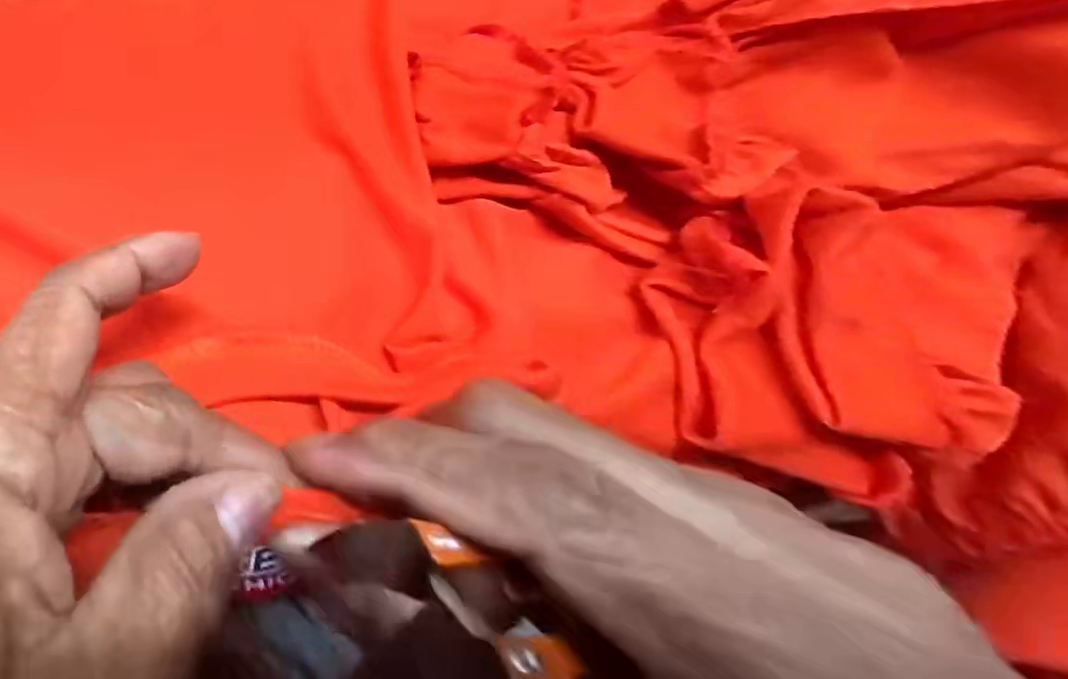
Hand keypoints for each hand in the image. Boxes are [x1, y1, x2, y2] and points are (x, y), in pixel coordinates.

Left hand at [0, 233, 287, 678]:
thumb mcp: (91, 670)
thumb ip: (177, 572)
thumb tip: (252, 489)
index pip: (63, 317)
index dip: (129, 268)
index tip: (192, 249)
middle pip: (111, 395)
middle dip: (199, 437)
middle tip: (273, 505)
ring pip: (100, 432)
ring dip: (174, 462)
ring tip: (238, 513)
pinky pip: (77, 469)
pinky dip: (138, 484)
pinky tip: (180, 515)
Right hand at [287, 382, 1015, 678]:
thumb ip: (528, 646)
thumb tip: (400, 602)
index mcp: (718, 600)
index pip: (530, 494)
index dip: (408, 466)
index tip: (310, 461)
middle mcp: (728, 524)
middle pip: (524, 421)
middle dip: (415, 437)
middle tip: (353, 485)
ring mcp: (748, 507)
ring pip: (555, 425)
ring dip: (465, 450)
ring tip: (422, 503)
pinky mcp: (757, 511)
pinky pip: (598, 458)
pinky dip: (528, 473)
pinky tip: (525, 533)